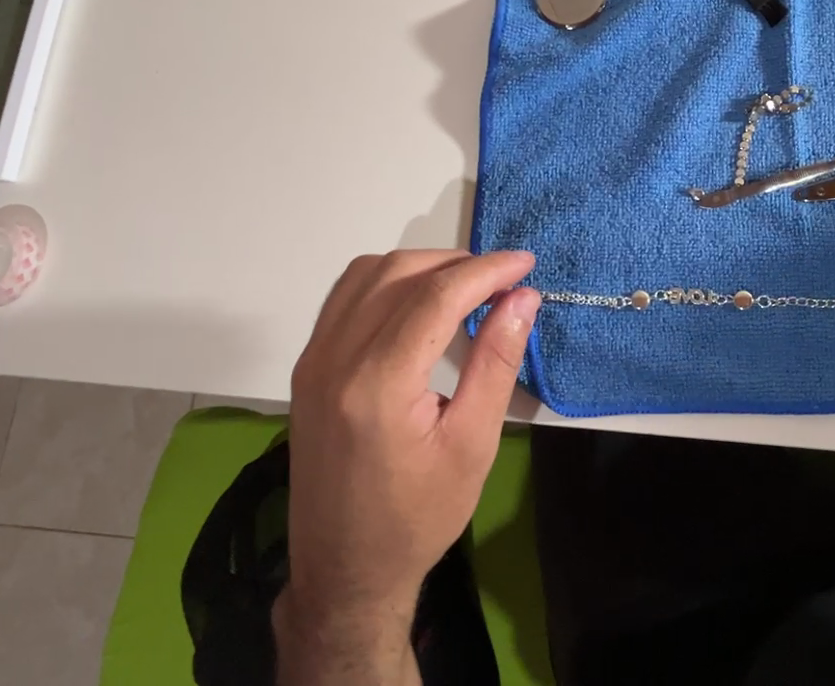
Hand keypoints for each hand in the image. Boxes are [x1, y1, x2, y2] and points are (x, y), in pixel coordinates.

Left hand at [274, 249, 539, 684]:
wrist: (345, 570)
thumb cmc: (418, 515)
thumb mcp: (472, 443)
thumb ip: (496, 362)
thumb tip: (523, 298)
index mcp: (378, 382)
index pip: (437, 295)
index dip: (487, 270)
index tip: (526, 263)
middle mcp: (336, 358)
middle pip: (401, 274)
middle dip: (458, 264)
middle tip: (504, 279)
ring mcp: (314, 359)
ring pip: (368, 275)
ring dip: (421, 266)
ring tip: (467, 285)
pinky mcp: (308, 366)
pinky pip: (346, 296)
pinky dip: (387, 280)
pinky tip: (418, 299)